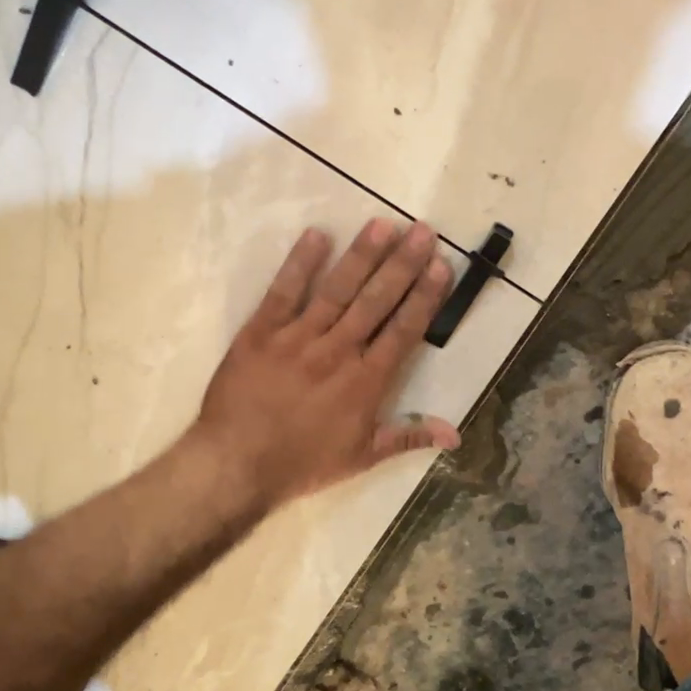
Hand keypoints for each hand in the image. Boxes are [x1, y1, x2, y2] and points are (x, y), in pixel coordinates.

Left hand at [188, 219, 460, 512]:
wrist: (234, 466)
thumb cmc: (303, 464)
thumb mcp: (362, 457)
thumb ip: (409, 437)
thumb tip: (456, 435)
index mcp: (366, 381)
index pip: (404, 330)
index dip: (425, 296)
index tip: (442, 266)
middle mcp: (338, 351)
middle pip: (377, 300)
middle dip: (403, 264)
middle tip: (423, 231)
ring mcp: (298, 338)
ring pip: (337, 290)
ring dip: (362, 256)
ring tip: (384, 224)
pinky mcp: (260, 332)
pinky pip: (283, 292)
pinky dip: (299, 264)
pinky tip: (317, 235)